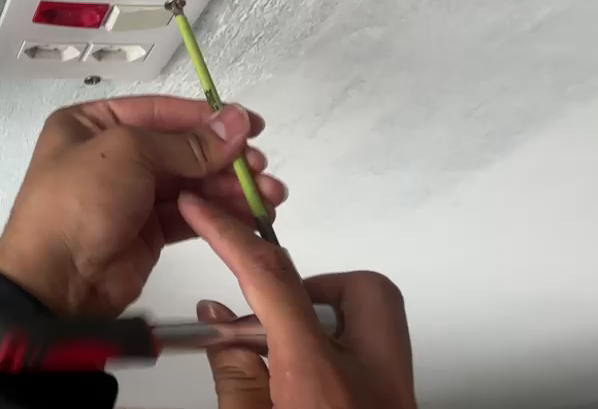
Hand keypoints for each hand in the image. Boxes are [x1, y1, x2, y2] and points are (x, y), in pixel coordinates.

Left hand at [0, 96, 286, 317]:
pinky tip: (252, 215)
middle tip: (262, 167)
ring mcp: (129, 193)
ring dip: (228, 186)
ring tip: (271, 195)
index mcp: (89, 123)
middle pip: (176, 147)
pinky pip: (189, 214)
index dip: (203, 116)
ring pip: (188, 182)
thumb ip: (185, 144)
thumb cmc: (81, 198)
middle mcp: (109, 153)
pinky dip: (220, 213)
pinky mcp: (147, 230)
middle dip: (221, 156)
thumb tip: (236, 122)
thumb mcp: (128, 154)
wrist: (57, 277)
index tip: (251, 122)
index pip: (155, 111)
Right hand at [181, 192, 415, 407]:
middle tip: (268, 309)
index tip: (201, 208)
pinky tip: (308, 386)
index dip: (229, 234)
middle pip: (362, 289)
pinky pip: (373, 358)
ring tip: (283, 356)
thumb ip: (232, 374)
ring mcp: (397, 398)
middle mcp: (373, 380)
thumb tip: (218, 317)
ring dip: (323, 323)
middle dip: (310, 282)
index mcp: (323, 379)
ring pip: (375, 324)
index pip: (271, 279)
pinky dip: (336, 355)